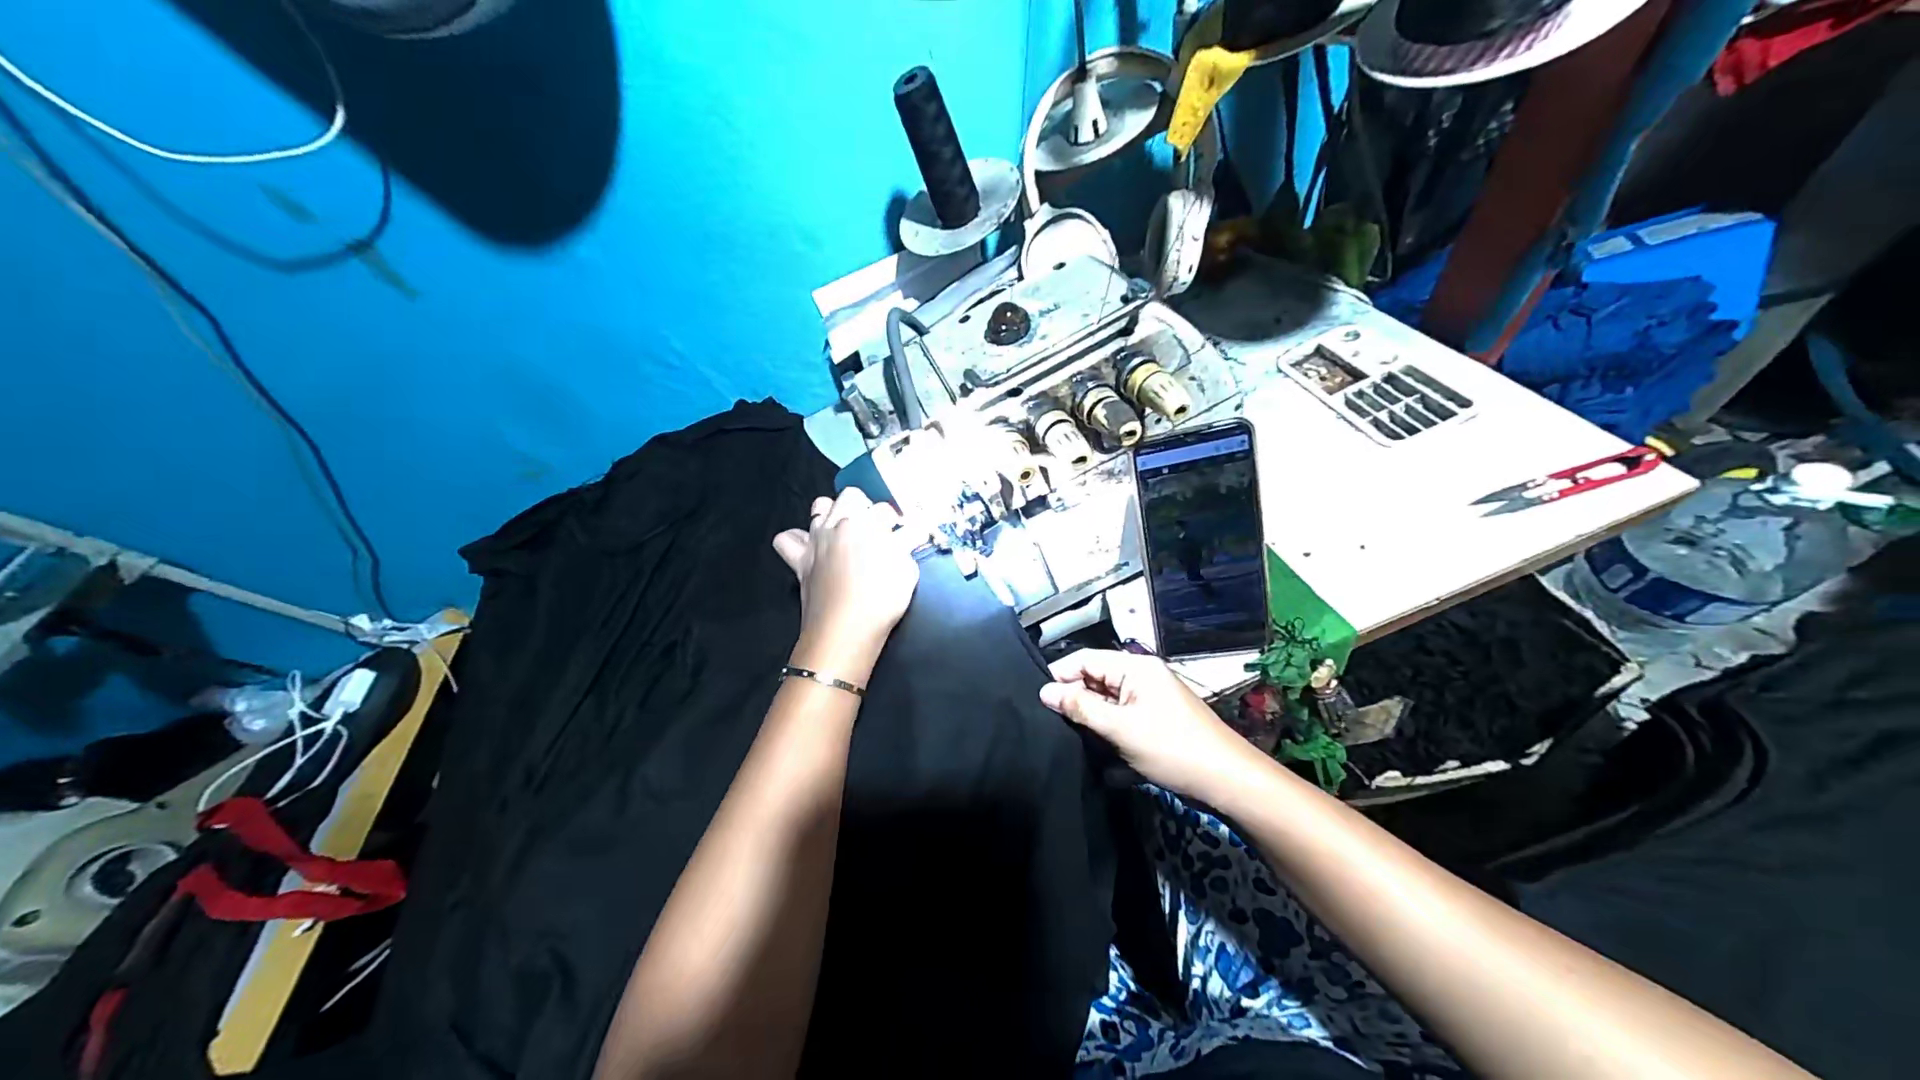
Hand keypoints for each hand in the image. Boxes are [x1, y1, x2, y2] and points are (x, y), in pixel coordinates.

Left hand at [772, 488, 920, 679]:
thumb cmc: (882, 600)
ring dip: (834, 513)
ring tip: (846, 532)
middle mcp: (837, 523)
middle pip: (850, 496)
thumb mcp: (907, 570)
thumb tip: (908, 535)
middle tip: (875, 529)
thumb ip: (905, 547)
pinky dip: (798, 538)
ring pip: (819, 506)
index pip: (885, 509)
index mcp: (866, 522)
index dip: (896, 521)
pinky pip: (787, 538)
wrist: (845, 630)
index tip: (900, 534)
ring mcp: (815, 540)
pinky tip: (812, 547)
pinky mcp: (799, 560)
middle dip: (865, 507)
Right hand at [1039, 649, 1264, 799]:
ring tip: (1073, 738)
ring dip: (1091, 719)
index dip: (1059, 677)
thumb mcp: (1119, 729)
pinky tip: (1100, 750)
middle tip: (1053, 725)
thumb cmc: (1172, 748)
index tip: (1038, 702)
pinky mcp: (1155, 719)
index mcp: (1135, 667)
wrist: (1227, 779)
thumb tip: (1044, 691)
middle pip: (1094, 678)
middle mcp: (1142, 676)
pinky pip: (1121, 717)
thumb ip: (1079, 707)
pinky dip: (1109, 730)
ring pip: (1106, 701)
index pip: (1084, 659)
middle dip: (1074, 700)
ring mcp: (1150, 698)